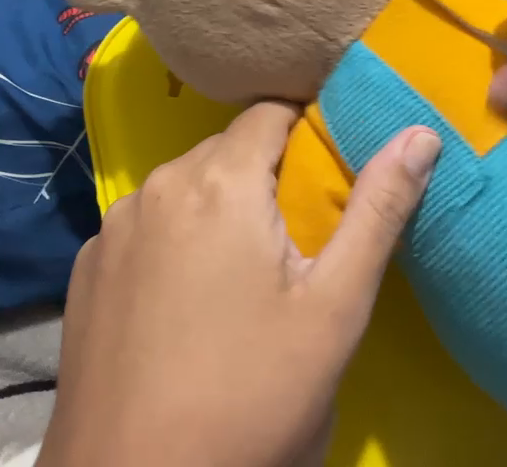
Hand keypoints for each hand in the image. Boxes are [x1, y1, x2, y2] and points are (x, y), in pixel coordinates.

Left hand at [40, 102, 440, 466]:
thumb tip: (420, 132)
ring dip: (219, 205)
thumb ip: (378, 209)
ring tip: (247, 271)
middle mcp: (156, 185)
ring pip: (183, 185)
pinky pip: (145, 225)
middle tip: (300, 233)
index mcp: (219, 180)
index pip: (270, 112)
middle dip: (267, 173)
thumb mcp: (334, 307)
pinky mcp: (86, 270)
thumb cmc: (251, 395)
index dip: (307, 128)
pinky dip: (175, 238)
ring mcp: (112, 228)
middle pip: (227, 149)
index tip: (332, 167)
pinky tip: (188, 301)